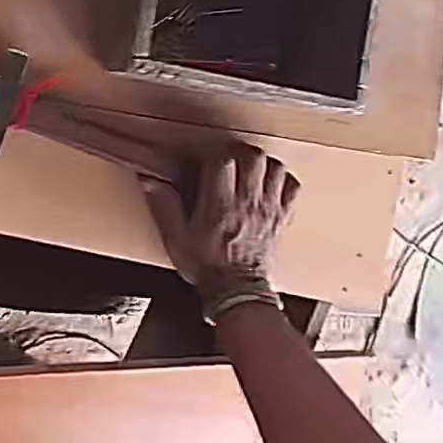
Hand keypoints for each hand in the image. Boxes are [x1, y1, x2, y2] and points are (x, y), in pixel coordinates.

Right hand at [142, 144, 299, 305]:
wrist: (237, 291)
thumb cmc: (206, 265)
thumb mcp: (176, 238)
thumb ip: (164, 207)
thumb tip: (149, 181)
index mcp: (220, 207)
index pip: (222, 162)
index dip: (212, 154)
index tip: (204, 160)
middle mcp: (247, 203)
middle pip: (253, 157)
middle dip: (238, 151)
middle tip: (227, 157)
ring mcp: (268, 209)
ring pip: (275, 167)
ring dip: (261, 162)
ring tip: (246, 169)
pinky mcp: (281, 217)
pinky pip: (292, 186)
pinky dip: (281, 179)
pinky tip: (266, 184)